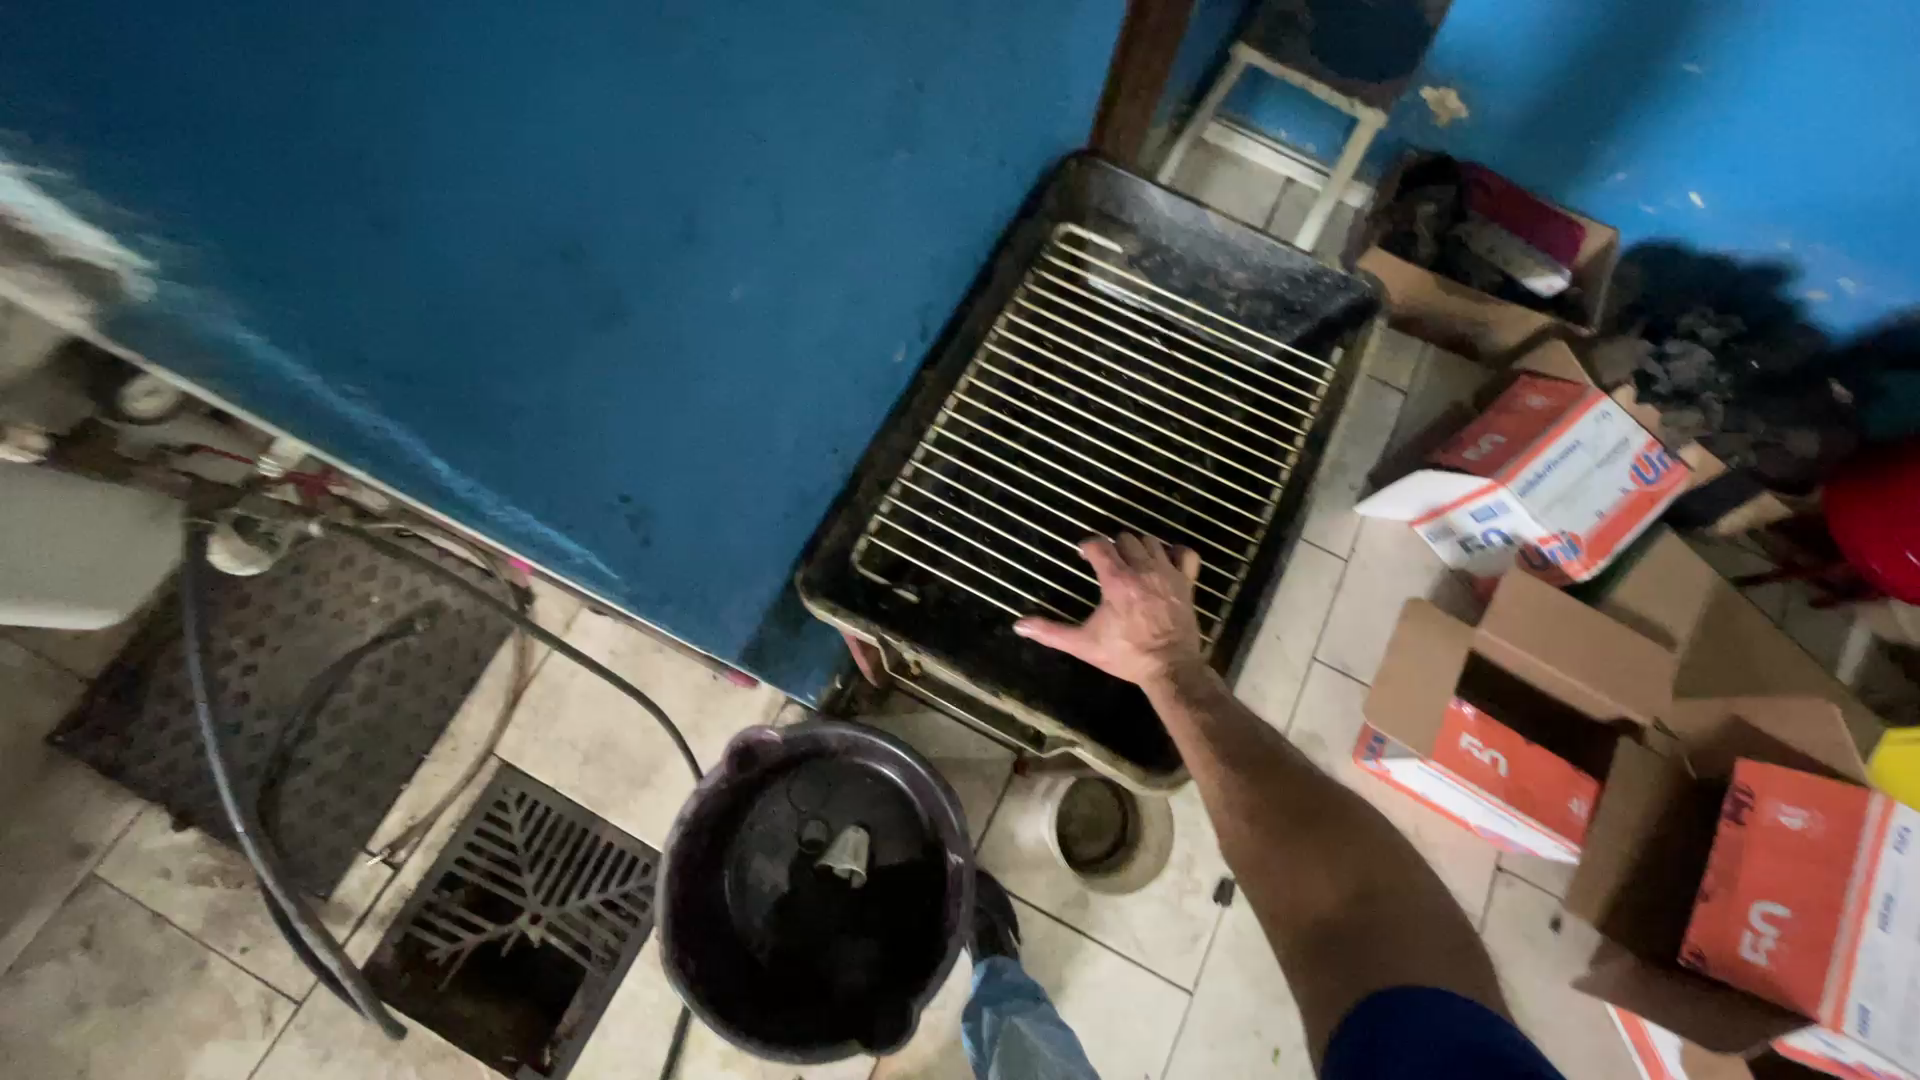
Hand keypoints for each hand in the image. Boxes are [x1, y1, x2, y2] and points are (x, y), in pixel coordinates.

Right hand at [1013, 533, 1205, 689]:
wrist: (1170, 668)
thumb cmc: (1125, 655)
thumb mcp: (1084, 645)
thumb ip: (1051, 632)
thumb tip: (1019, 626)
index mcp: (1116, 580)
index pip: (1099, 544)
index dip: (1088, 546)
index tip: (1083, 555)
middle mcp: (1142, 570)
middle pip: (1125, 539)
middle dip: (1113, 546)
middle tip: (1106, 562)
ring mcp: (1168, 574)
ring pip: (1151, 542)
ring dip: (1138, 547)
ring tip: (1131, 561)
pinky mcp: (1187, 583)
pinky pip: (1185, 554)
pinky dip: (1174, 553)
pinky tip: (1165, 562)